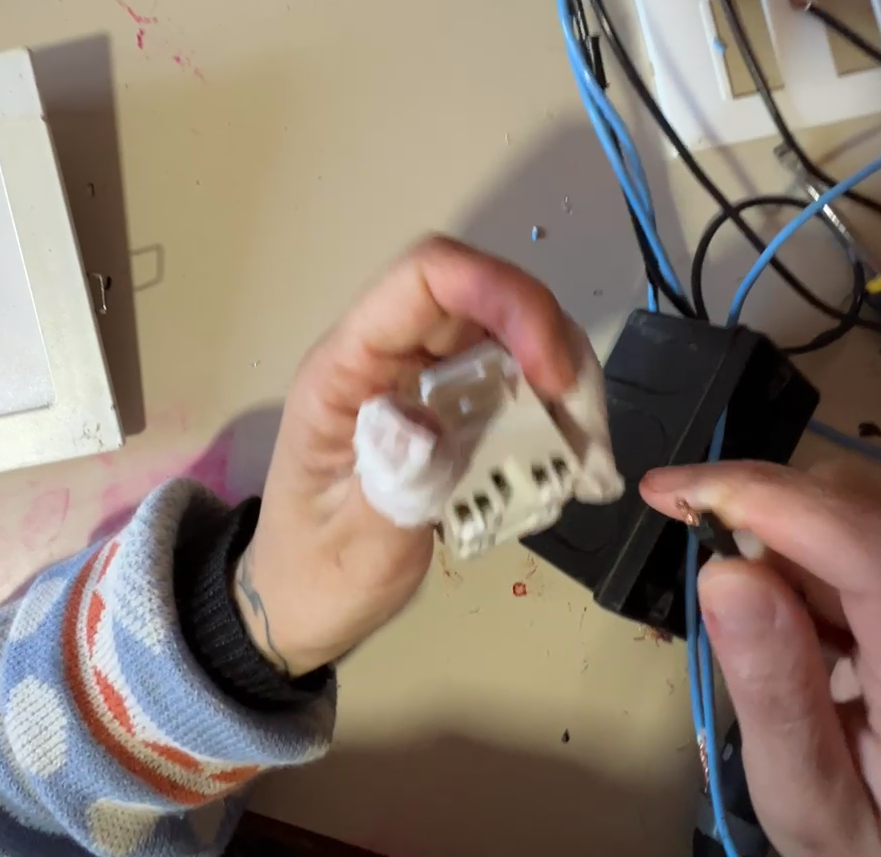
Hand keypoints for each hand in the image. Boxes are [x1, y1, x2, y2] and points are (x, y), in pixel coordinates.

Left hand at [235, 236, 585, 675]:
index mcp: (345, 369)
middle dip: (548, 345)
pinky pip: (509, 383)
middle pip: (479, 300)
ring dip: (558, 383)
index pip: (424, 279)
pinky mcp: (442, 409)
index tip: (551, 374)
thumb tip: (438, 428)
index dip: (501, 295)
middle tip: (582, 431)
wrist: (299, 602)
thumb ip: (398, 487)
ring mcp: (415, 380)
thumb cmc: (315, 573)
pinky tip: (566, 461)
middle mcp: (383, 359)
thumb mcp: (355, 547)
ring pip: (505, 337)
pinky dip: (550, 412)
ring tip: (582, 454)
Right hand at [640, 461, 880, 856]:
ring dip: (776, 518)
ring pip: (864, 506)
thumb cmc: (880, 846)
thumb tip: (725, 571)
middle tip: (679, 523)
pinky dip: (800, 530)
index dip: (772, 504)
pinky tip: (784, 593)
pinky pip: (871, 522)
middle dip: (755, 500)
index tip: (671, 495)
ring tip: (743, 591)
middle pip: (869, 515)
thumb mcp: (805, 802)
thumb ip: (774, 697)